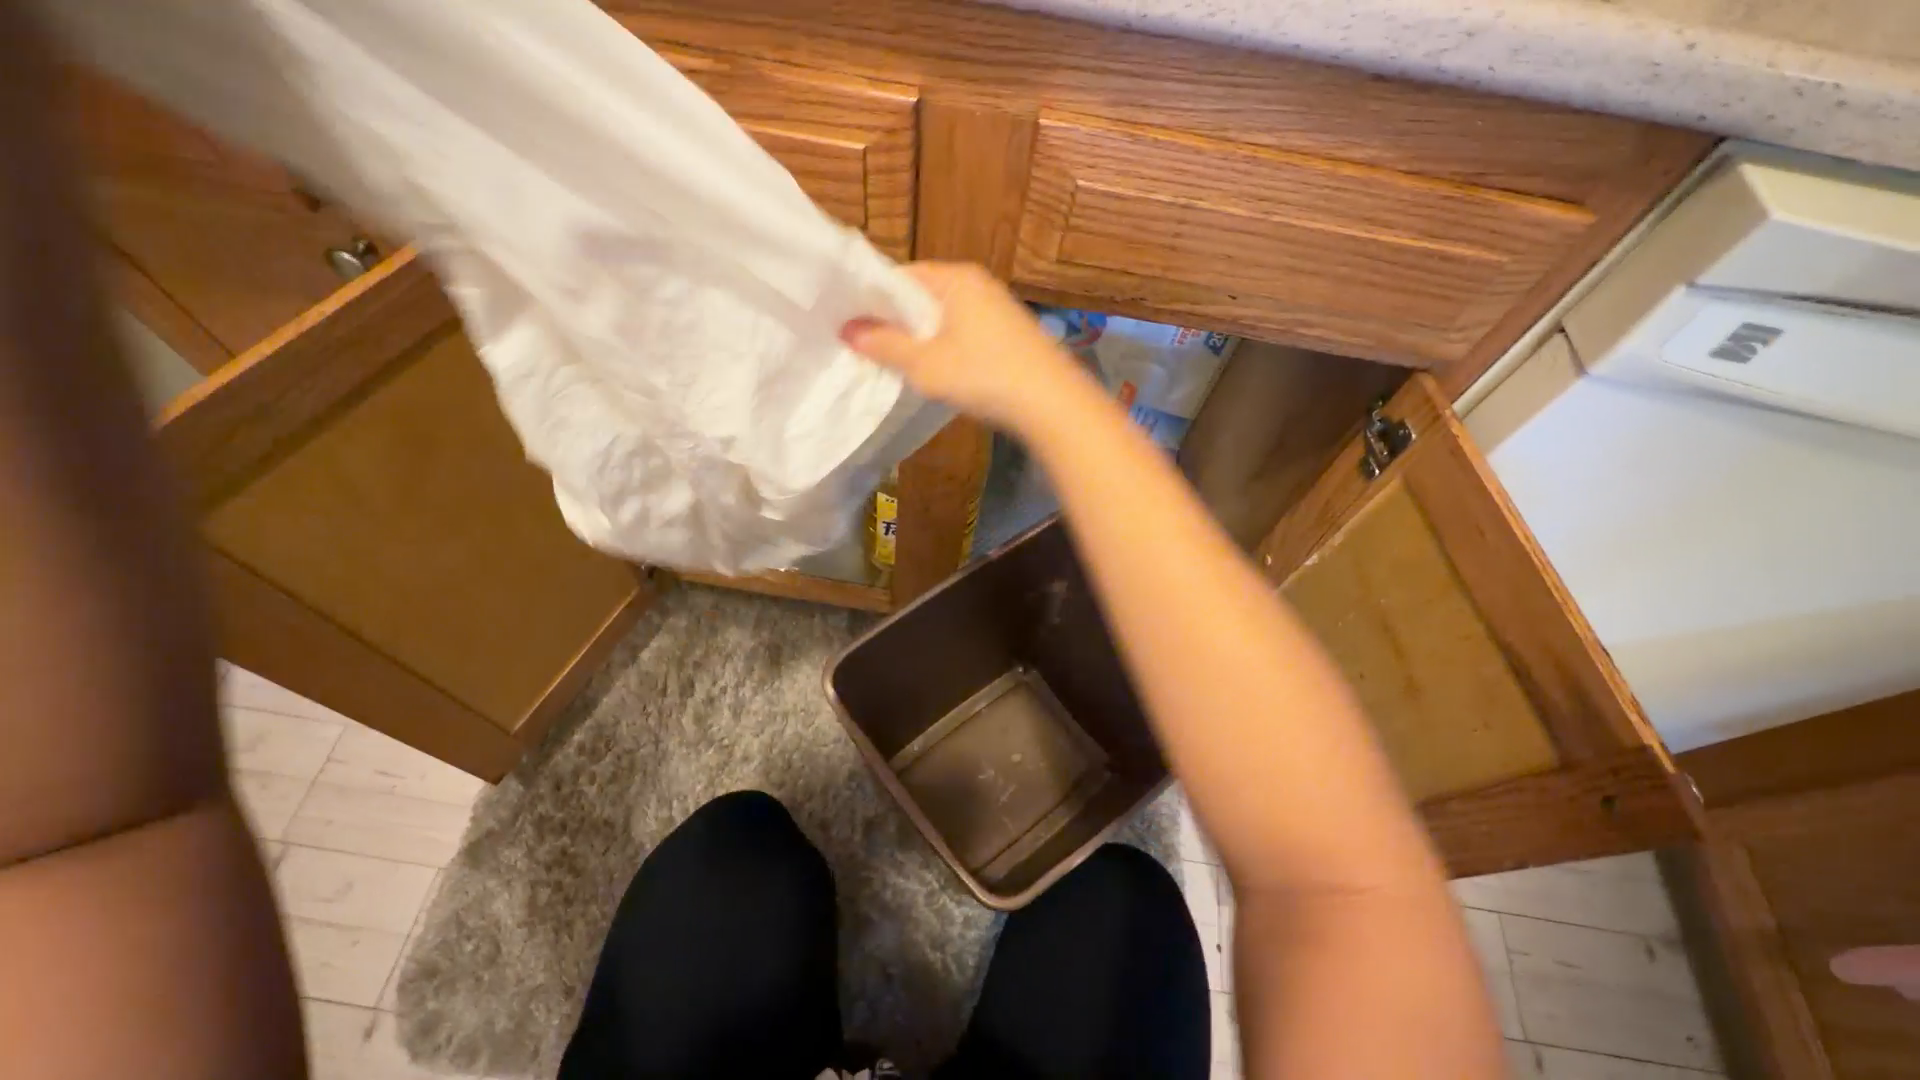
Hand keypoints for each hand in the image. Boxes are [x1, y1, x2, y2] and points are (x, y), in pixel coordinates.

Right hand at [842, 262, 1099, 436]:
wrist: (1053, 402)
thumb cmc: (984, 375)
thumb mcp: (925, 364)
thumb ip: (884, 345)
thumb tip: (847, 329)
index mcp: (954, 278)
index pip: (901, 275)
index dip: (872, 297)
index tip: (850, 321)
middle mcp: (978, 283)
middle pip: (923, 295)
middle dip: (896, 319)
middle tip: (868, 345)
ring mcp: (998, 307)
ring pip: (945, 315)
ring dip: (922, 336)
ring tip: (898, 361)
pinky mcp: (1011, 332)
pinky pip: (965, 330)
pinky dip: (947, 345)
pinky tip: (939, 371)